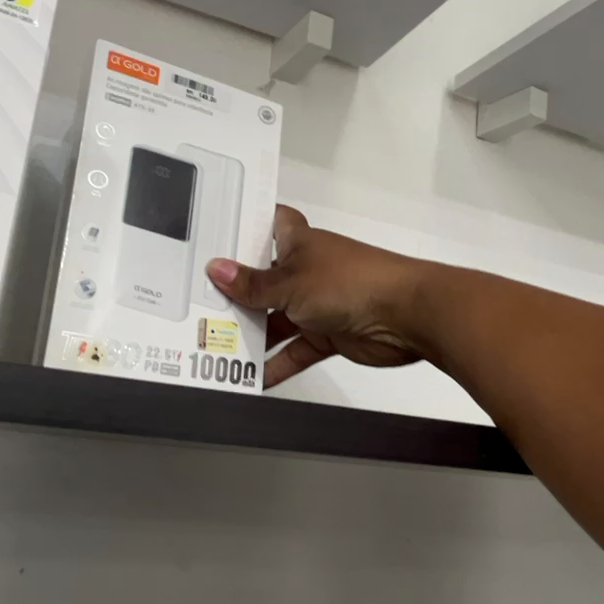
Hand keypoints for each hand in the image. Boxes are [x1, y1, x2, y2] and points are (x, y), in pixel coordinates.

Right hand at [206, 205, 434, 387]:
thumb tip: (215, 269)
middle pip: (263, 281)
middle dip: (235, 295)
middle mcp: (305, 271)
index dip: (243, 229)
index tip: (211, 239)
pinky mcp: (328, 335)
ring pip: (276, 320)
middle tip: (197, 309)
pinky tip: (253, 378)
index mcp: (297, 243)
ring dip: (252, 335)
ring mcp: (317, 304)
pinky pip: (296, 350)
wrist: (406, 315)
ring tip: (214, 349)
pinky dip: (277, 364)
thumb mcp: (291, 283)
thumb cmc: (349, 282)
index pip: (267, 225)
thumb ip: (253, 284)